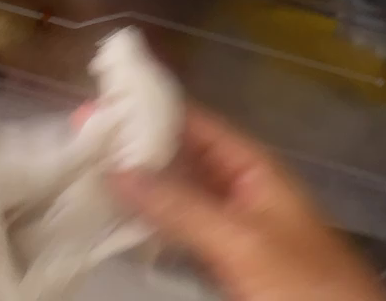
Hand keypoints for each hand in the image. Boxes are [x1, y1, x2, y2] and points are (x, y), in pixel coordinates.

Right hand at [110, 106, 385, 300]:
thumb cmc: (305, 286)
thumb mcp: (242, 242)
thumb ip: (180, 205)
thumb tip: (115, 166)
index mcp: (253, 167)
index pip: (191, 120)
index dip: (145, 108)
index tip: (96, 103)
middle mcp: (240, 189)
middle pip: (180, 154)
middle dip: (133, 143)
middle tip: (79, 135)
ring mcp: (233, 229)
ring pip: (176, 193)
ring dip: (136, 182)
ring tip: (86, 169)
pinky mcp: (226, 265)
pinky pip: (179, 231)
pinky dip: (148, 222)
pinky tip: (116, 218)